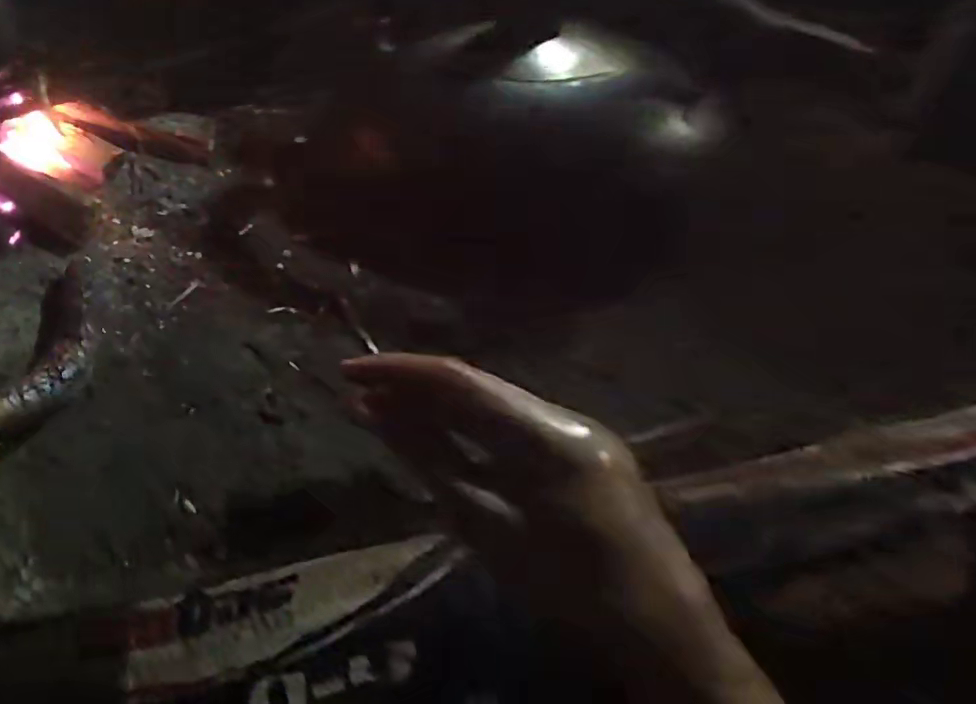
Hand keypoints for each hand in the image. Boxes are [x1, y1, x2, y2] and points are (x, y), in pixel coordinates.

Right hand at [343, 354, 779, 703]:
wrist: (664, 642)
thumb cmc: (564, 585)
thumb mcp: (479, 519)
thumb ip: (421, 452)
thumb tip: (364, 407)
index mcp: (550, 435)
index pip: (457, 380)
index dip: (396, 370)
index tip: (347, 371)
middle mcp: (568, 419)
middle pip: (472, 385)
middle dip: (409, 385)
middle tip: (356, 391)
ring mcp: (579, 433)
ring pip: (487, 401)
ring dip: (432, 403)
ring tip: (381, 408)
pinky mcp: (581, 452)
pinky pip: (506, 422)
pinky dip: (462, 423)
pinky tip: (430, 429)